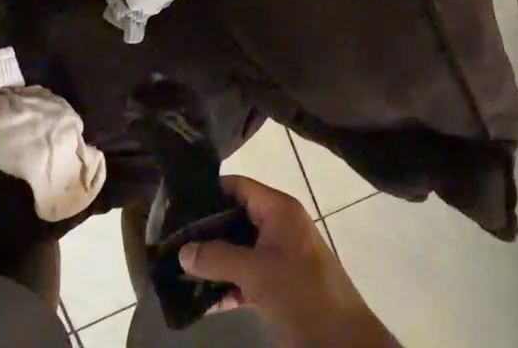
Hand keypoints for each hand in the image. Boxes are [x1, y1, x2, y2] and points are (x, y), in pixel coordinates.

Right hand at [179, 177, 395, 347]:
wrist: (343, 343)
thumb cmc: (302, 294)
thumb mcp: (256, 272)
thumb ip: (217, 258)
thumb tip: (182, 252)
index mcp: (279, 210)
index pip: (238, 186)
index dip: (209, 192)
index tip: (178, 205)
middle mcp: (279, 226)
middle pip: (235, 218)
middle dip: (206, 231)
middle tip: (174, 239)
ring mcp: (280, 256)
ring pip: (239, 249)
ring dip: (214, 261)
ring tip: (180, 269)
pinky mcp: (280, 284)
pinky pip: (247, 275)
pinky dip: (228, 285)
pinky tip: (203, 300)